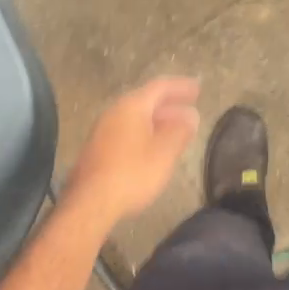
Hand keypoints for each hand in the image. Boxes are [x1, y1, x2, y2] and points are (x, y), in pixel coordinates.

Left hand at [63, 76, 201, 224]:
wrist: (90, 202)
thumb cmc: (132, 173)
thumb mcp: (164, 153)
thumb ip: (180, 131)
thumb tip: (191, 116)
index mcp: (132, 106)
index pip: (160, 87)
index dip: (181, 86)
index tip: (198, 88)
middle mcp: (115, 112)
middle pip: (146, 101)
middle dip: (170, 106)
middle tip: (190, 111)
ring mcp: (103, 130)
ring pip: (136, 118)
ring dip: (158, 122)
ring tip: (176, 132)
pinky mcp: (97, 148)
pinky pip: (127, 131)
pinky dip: (145, 133)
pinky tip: (154, 149)